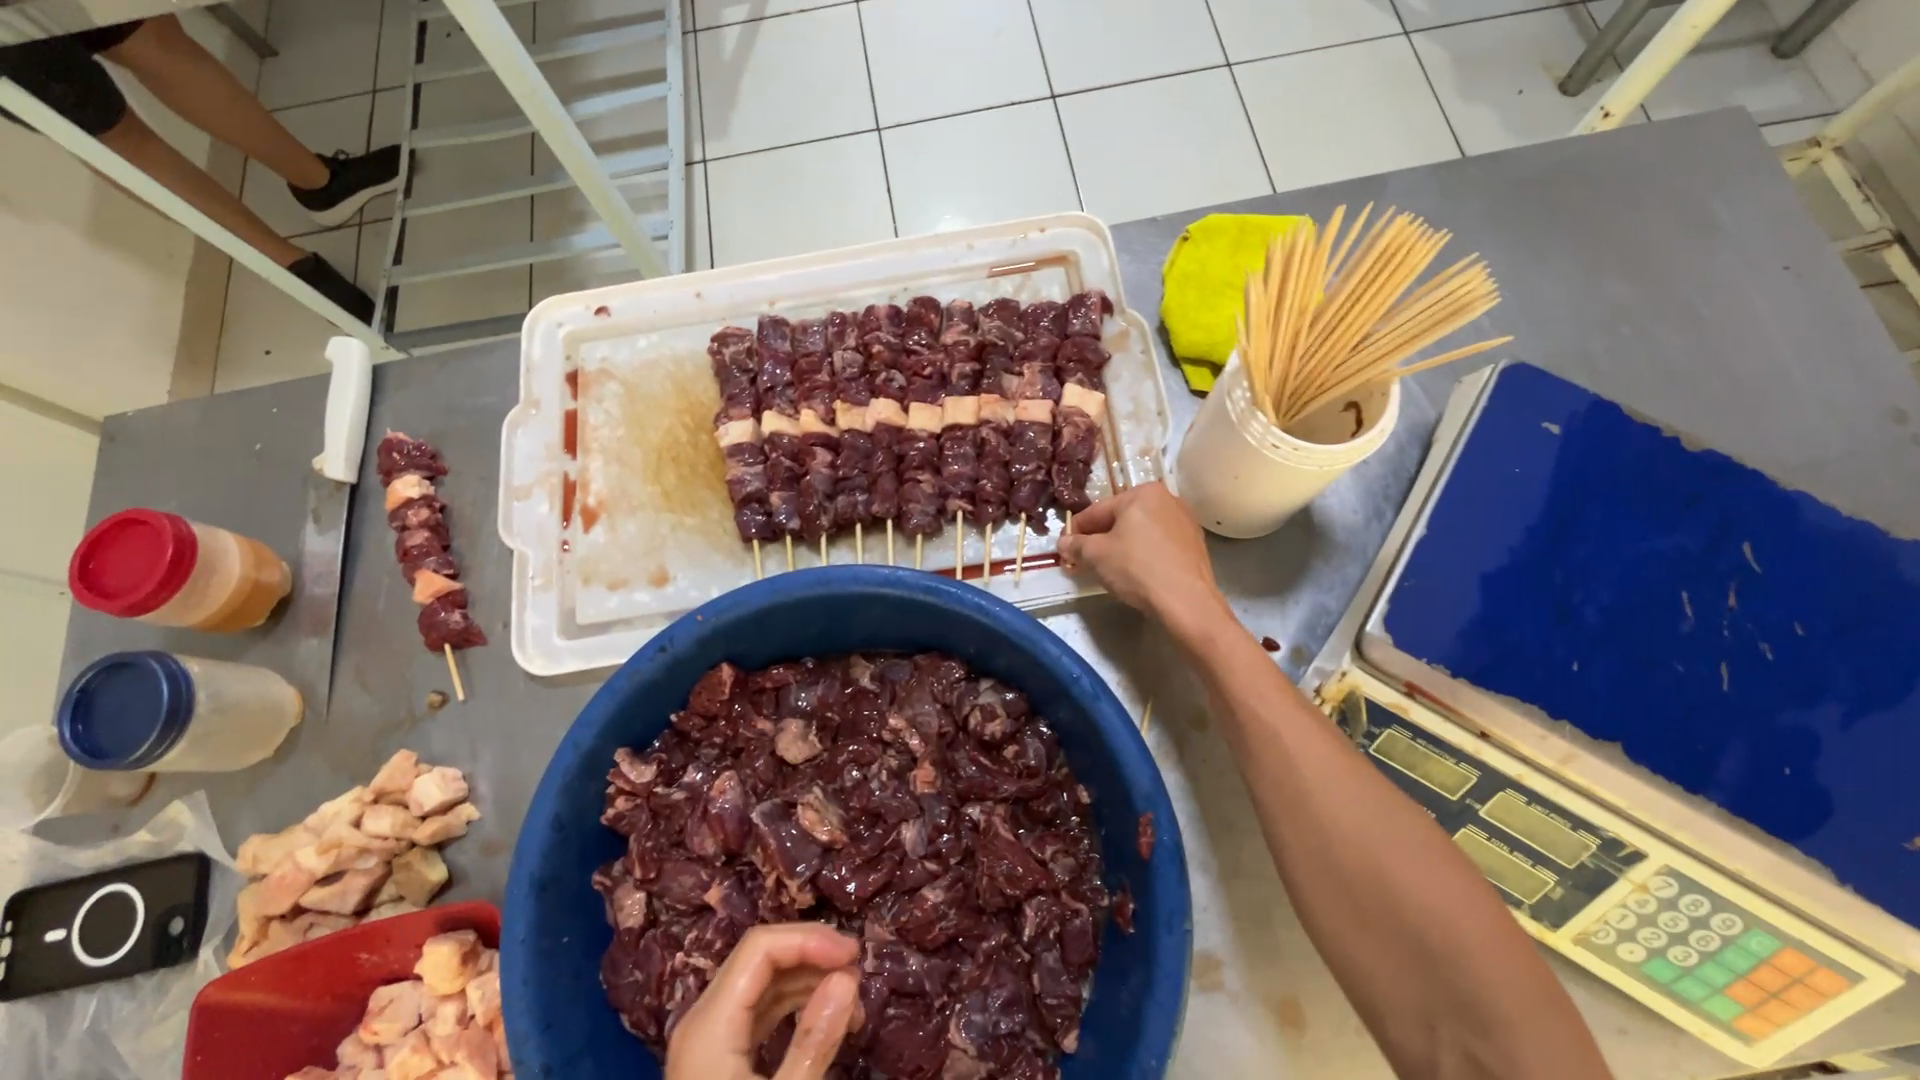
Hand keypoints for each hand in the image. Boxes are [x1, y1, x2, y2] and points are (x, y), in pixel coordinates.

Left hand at [666, 923, 863, 1079]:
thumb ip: (812, 1041)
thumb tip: (848, 978)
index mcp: (708, 1025)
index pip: (759, 947)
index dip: (809, 939)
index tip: (854, 955)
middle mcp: (702, 1019)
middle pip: (758, 958)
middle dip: (812, 956)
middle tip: (858, 975)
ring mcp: (707, 1038)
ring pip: (760, 982)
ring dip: (808, 980)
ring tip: (851, 1003)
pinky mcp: (717, 1056)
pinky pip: (757, 1010)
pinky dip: (793, 1005)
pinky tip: (823, 1018)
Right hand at [1059, 482, 1218, 618]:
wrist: (1186, 600)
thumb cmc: (1137, 568)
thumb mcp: (1096, 555)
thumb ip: (1076, 545)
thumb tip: (1063, 543)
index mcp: (1143, 493)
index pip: (1098, 510)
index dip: (1077, 530)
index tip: (1064, 547)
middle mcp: (1167, 499)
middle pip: (1121, 519)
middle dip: (1100, 539)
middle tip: (1083, 560)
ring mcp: (1185, 522)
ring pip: (1141, 532)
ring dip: (1121, 546)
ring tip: (1108, 568)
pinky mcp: (1195, 544)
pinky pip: (1159, 544)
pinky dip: (1143, 554)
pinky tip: (1135, 572)